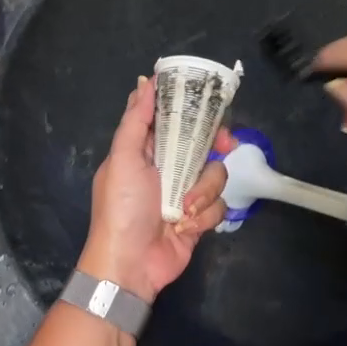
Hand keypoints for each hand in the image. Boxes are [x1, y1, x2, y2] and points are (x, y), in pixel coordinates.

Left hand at [77, 76, 232, 302]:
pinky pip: (217, 205)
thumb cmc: (121, 209)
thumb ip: (136, 120)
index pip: (172, 119)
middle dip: (213, 146)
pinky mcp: (198, 219)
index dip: (192, 110)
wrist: (130, 265)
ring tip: (184, 209)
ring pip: (215, 174)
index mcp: (143, 151)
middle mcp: (165, 169)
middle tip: (225, 144)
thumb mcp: (123, 159)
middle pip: (202, 143)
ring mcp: (183, 194)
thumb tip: (145, 81)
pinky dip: (204, 216)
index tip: (210, 104)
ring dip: (203, 192)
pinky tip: (185, 226)